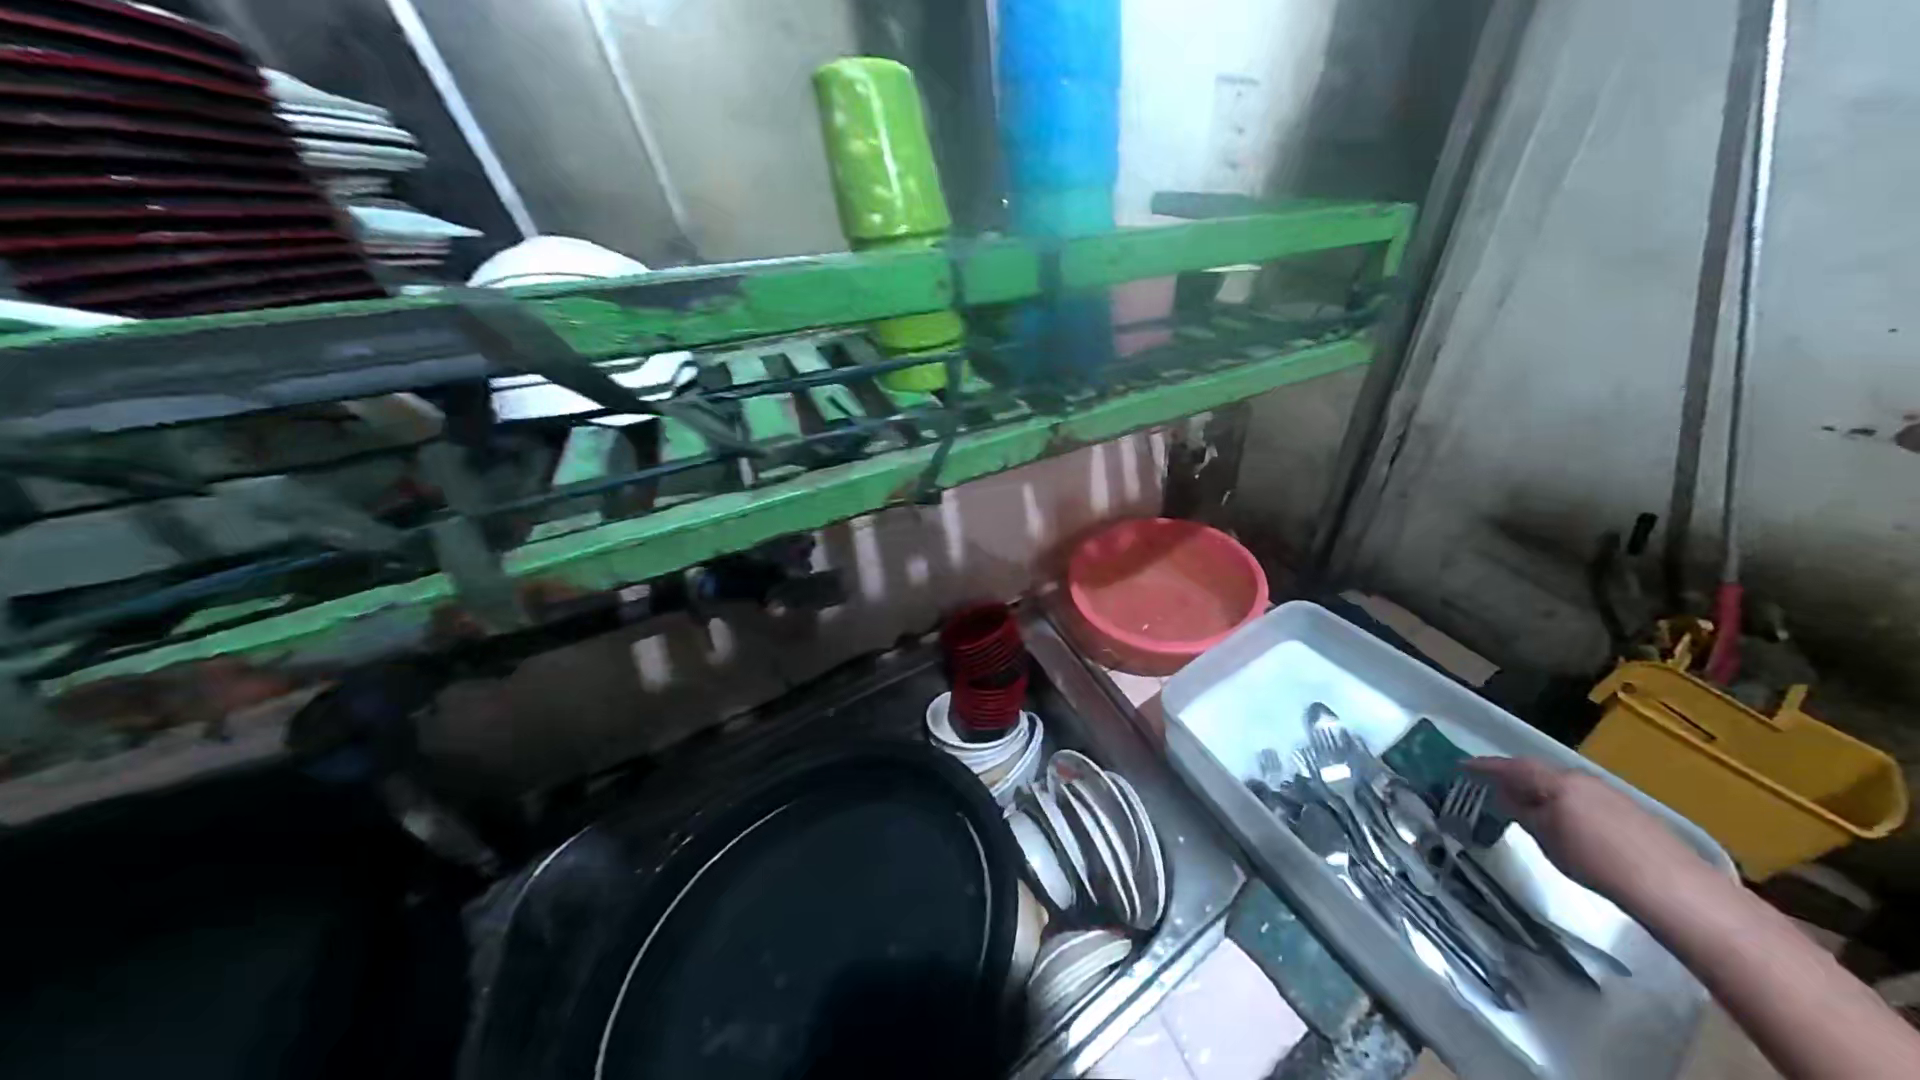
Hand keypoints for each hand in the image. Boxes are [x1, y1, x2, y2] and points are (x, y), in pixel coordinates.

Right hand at [1465, 756, 1711, 902]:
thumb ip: (1521, 811)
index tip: (1461, 767)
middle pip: (1538, 771)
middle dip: (1513, 777)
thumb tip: (1503, 794)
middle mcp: (1581, 778)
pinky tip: (1564, 820)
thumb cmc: (1595, 859)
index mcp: (1556, 780)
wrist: (1672, 886)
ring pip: (1562, 784)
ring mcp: (1609, 793)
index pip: (1511, 766)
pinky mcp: (1630, 811)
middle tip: (1490, 786)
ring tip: (1524, 804)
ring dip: (1540, 790)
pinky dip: (1563, 802)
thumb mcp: (1545, 837)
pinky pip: (1583, 797)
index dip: (1484, 766)